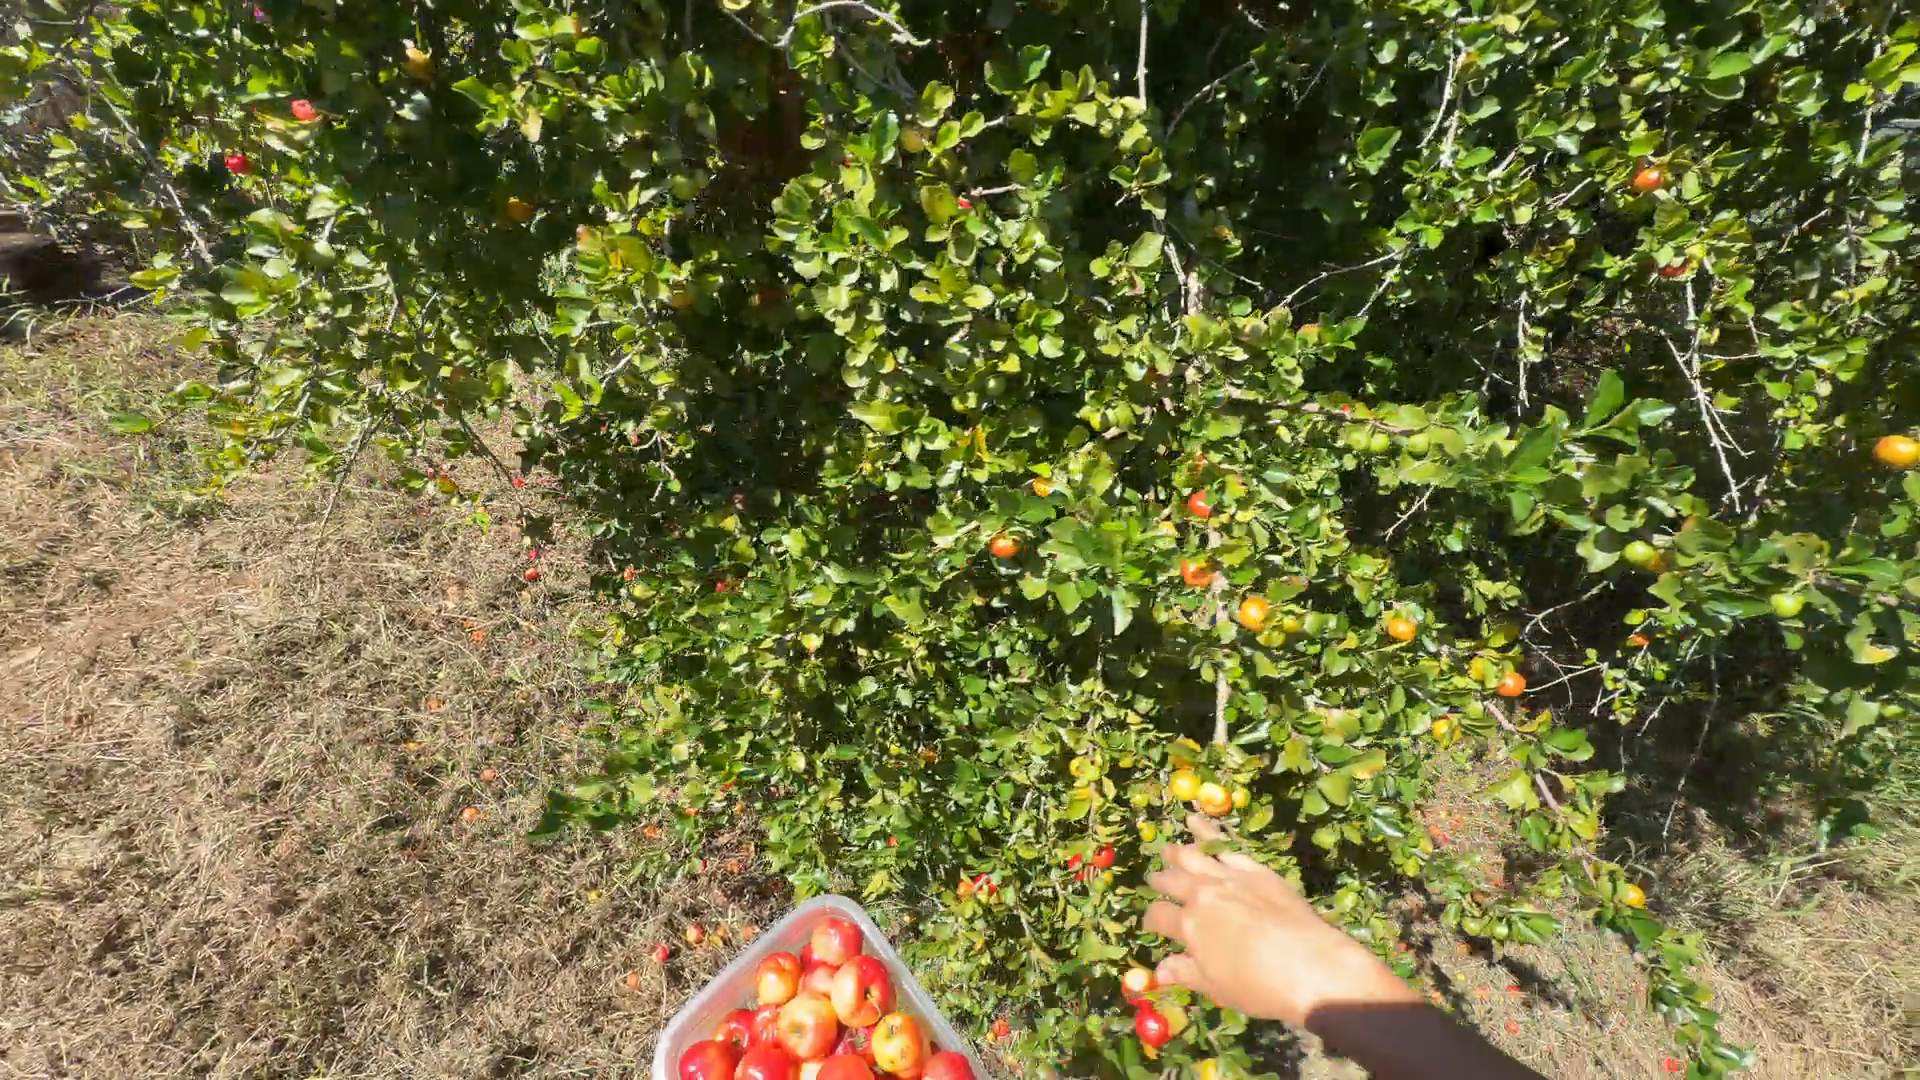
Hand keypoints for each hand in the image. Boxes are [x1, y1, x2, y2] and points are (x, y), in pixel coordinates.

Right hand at [1144, 814, 1418, 1027]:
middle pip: (1172, 880)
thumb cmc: (1260, 986)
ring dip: (1177, 851)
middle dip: (1161, 879)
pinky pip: (1225, 847)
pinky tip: (1200, 826)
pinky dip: (1209, 833)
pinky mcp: (1253, 868)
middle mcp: (1202, 894)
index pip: (1159, 916)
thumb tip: (1158, 970)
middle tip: (1155, 878)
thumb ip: (1186, 973)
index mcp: (1190, 925)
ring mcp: (1228, 877)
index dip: (1151, 919)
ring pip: (1193, 856)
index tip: (1149, 923)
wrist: (1310, 965)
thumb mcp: (1217, 987)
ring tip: (1168, 848)